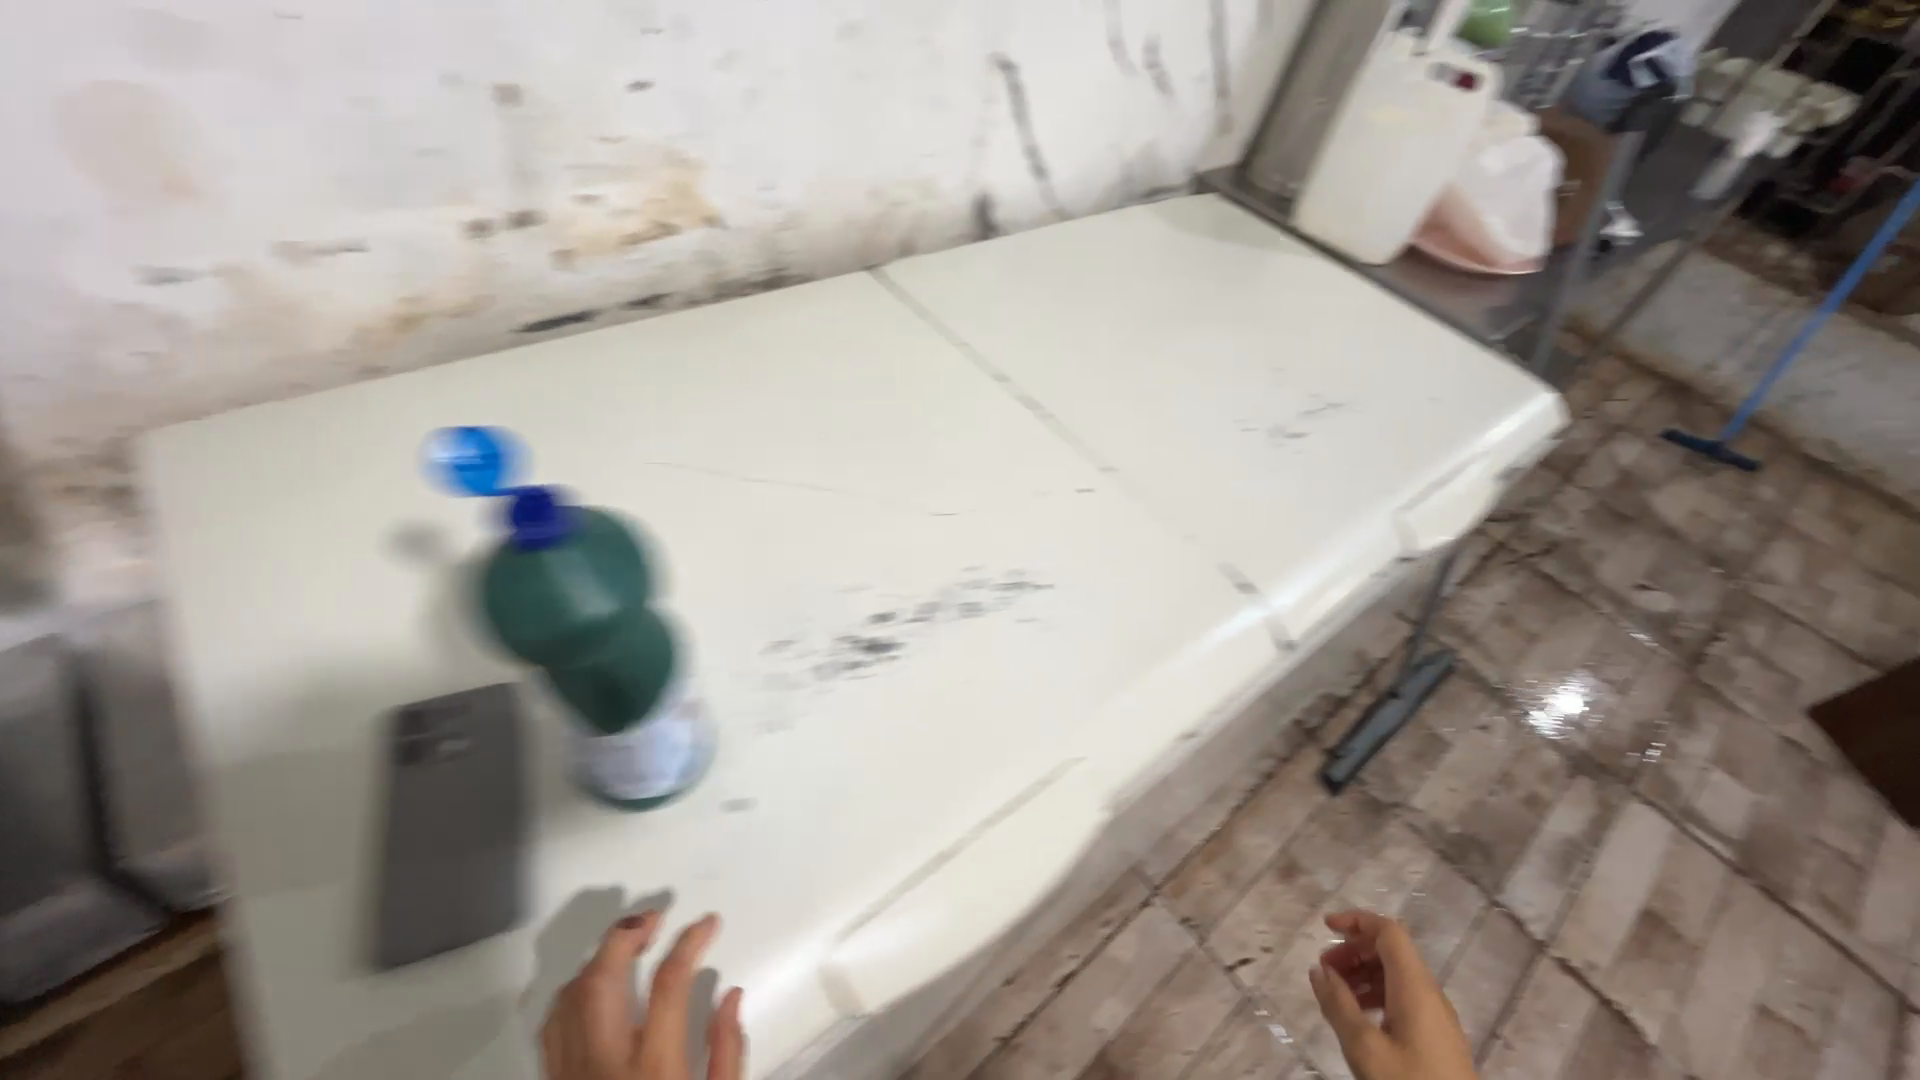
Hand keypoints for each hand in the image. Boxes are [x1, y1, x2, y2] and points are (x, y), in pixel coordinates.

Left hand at [541, 911, 744, 1079]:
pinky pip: (552, 1029)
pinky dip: (572, 994)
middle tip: (655, 917)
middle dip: (625, 935)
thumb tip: (731, 994)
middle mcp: (604, 1068)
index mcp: (654, 1069)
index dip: (690, 941)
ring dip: (597, 960)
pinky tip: (593, 987)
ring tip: (628, 943)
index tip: (708, 923)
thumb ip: (726, 1051)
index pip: (668, 982)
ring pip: (568, 999)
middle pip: (599, 980)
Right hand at [1307, 910, 1476, 1079]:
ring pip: (1397, 975)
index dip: (1356, 920)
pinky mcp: (1438, 1037)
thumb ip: (1338, 1004)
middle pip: (1392, 951)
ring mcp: (1437, 1017)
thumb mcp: (1363, 1048)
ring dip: (1363, 972)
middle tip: (1324, 969)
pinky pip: (1404, 998)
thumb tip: (1318, 970)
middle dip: (1354, 949)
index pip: (1389, 932)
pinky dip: (1376, 993)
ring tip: (1335, 993)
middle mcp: (1430, 994)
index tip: (1325, 927)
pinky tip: (1359, 1017)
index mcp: (1415, 988)